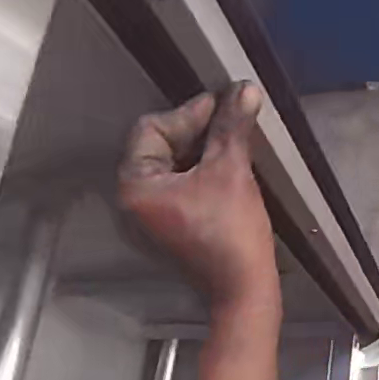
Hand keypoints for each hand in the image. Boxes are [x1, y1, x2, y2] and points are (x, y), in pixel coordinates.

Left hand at [117, 82, 278, 313]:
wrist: (244, 290)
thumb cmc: (232, 233)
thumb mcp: (232, 173)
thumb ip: (232, 128)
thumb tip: (245, 89)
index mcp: (135, 185)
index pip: (153, 128)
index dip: (189, 113)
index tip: (223, 105)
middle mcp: (133, 201)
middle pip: (160, 148)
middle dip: (196, 132)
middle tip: (228, 121)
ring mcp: (150, 218)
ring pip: (172, 168)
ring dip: (201, 153)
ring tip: (231, 143)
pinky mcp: (170, 229)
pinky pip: (180, 189)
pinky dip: (200, 176)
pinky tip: (226, 170)